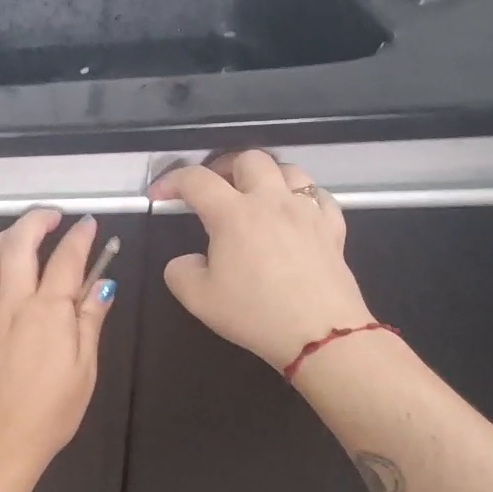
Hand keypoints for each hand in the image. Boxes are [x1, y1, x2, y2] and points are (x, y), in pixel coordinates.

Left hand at [0, 210, 115, 469]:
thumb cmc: (49, 413)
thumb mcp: (84, 370)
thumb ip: (90, 321)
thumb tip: (103, 284)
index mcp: (48, 311)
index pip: (66, 259)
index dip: (80, 237)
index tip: (89, 224)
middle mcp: (12, 302)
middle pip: (19, 243)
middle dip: (36, 220)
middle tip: (53, 216)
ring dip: (3, 237)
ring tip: (19, 234)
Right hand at [149, 150, 373, 369]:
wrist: (318, 333)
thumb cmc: (253, 312)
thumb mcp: (197, 298)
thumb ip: (179, 271)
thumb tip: (188, 260)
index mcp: (233, 214)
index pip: (196, 179)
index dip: (171, 180)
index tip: (159, 195)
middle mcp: (271, 201)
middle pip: (249, 159)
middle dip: (224, 168)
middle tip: (213, 190)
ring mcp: (307, 211)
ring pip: (289, 168)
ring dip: (266, 175)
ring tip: (254, 196)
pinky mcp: (333, 227)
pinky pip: (318, 195)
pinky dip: (301, 196)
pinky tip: (293, 213)